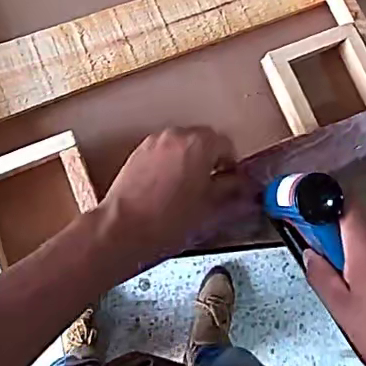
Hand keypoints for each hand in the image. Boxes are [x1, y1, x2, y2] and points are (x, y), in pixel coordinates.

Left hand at [100, 127, 245, 265]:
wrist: (123, 229)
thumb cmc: (165, 221)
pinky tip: (168, 188)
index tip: (231, 180)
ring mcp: (154, 143)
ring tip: (188, 189)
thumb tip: (242, 186)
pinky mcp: (137, 153)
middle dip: (210, 159)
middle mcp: (177, 136)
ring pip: (182, 145)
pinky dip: (170, 163)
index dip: (231, 164)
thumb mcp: (210, 208)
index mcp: (200, 143)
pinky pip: (163, 152)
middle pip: (203, 140)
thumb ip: (231, 190)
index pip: (227, 144)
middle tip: (212, 185)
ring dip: (189, 160)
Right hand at [303, 208, 365, 365]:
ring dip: (356, 262)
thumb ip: (320, 276)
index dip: (325, 202)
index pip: (346, 200)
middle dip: (337, 244)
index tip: (309, 218)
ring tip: (353, 298)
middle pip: (356, 226)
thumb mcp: (341, 309)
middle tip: (326, 269)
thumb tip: (310, 257)